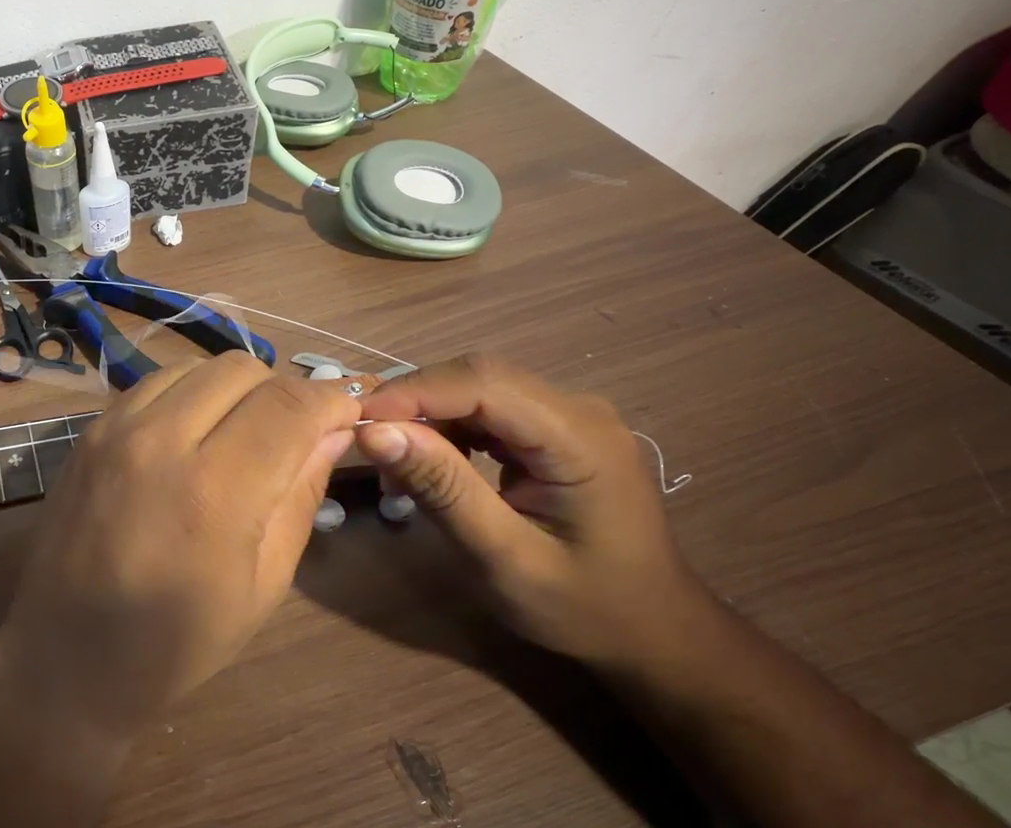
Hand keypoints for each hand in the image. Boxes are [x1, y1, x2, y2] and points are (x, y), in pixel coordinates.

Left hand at [0, 352, 359, 736]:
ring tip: (242, 433)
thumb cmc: (174, 643)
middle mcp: (160, 440)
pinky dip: (188, 394)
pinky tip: (193, 435)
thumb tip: (332, 432)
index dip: (331, 399)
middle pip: (242, 369)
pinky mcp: (88, 430)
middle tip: (294, 434)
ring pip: (196, 365)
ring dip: (234, 388)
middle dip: (283, 391)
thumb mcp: (261, 585)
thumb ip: (299, 496)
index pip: (290, 404)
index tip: (346, 415)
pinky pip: (153, 383)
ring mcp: (115, 428)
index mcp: (214, 491)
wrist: (64, 657)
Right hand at [355, 355, 705, 667]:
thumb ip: (443, 489)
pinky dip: (448, 430)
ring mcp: (569, 417)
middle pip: (478, 378)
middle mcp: (578, 410)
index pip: (483, 383)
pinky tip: (430, 466)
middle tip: (366, 446)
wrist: (653, 633)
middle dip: (415, 403)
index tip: (357, 421)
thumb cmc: (584, 607)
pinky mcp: (555, 430)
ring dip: (427, 418)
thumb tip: (374, 432)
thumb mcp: (504, 558)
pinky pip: (488, 410)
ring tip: (395, 469)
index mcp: (580, 438)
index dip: (415, 392)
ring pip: (477, 390)